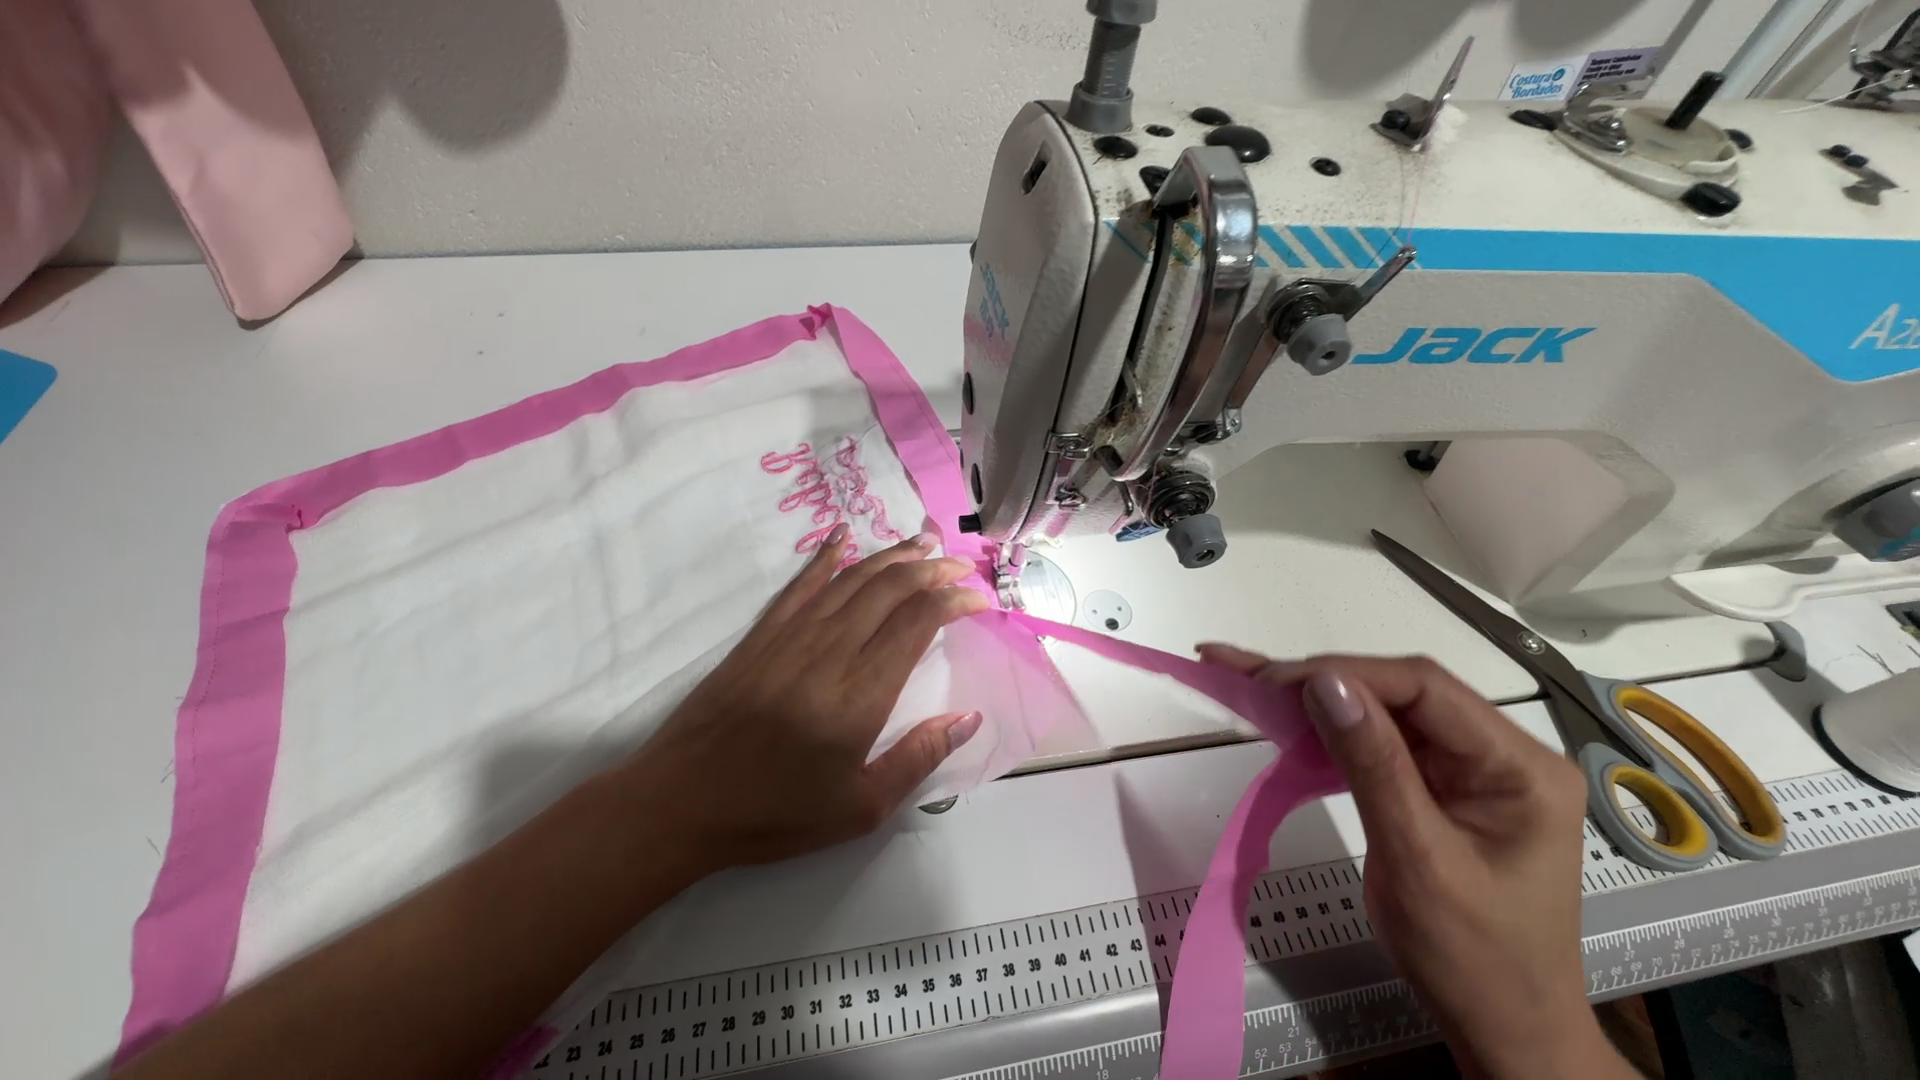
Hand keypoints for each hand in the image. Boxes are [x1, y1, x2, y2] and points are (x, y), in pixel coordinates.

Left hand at [618, 525, 989, 871]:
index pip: (918, 622)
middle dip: (932, 569)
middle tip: (960, 565)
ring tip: (922, 542)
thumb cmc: (776, 813)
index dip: (952, 600)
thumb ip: (918, 758)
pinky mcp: (760, 635)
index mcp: (862, 691)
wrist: (682, 802)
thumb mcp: (861, 807)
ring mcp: (792, 636)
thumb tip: (969, 718)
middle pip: (890, 589)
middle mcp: (831, 649)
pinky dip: (826, 555)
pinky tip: (842, 535)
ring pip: (851, 578)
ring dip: (891, 555)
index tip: (978, 598)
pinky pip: (800, 584)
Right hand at [1198, 646, 1632, 1079]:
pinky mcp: (1443, 787)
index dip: (1347, 674)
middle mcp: (1502, 754)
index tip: (1273, 678)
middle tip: (1249, 675)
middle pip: (1405, 693)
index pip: (1426, 689)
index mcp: (1520, 766)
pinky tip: (1291, 720)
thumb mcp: (1417, 859)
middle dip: (1324, 680)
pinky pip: (1383, 744)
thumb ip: (1373, 764)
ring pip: (1387, 712)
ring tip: (1254, 683)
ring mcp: (1473, 770)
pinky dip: (1333, 733)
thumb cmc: (1471, 956)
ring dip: (1321, 700)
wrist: (1500, 1028)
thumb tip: (1323, 683)